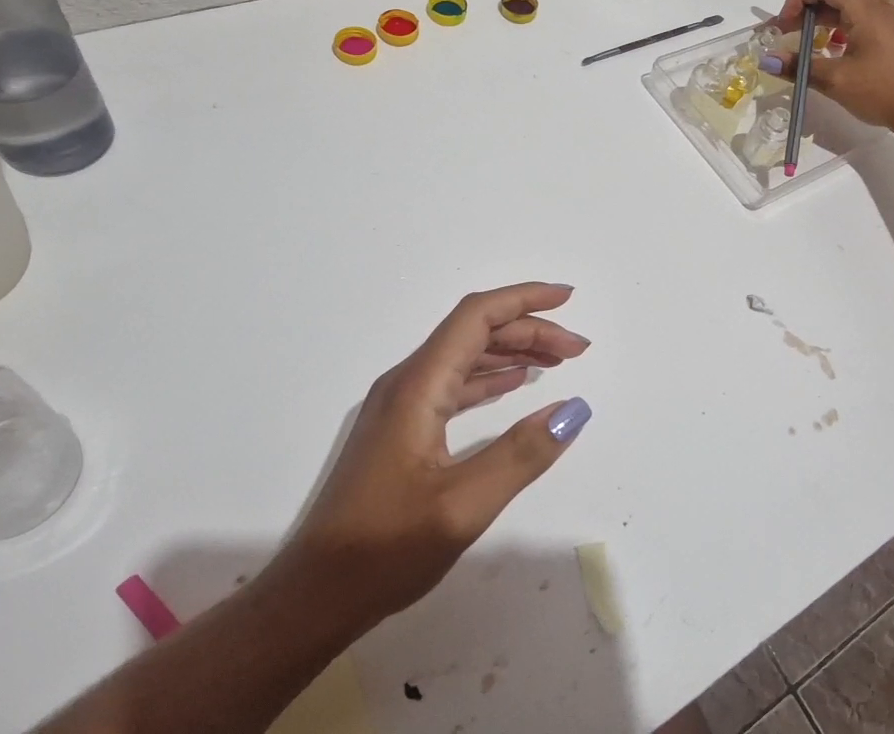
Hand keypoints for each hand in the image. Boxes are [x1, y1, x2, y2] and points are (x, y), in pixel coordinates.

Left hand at [281, 282, 592, 635]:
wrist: (316, 593)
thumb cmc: (386, 549)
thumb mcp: (464, 506)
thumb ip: (522, 454)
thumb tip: (573, 409)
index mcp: (417, 388)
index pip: (475, 318)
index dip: (524, 300)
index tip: (569, 300)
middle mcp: (405, 385)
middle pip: (472, 333)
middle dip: (528, 331)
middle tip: (578, 350)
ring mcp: (399, 409)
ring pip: (463, 359)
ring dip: (511, 353)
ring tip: (558, 362)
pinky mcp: (400, 432)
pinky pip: (453, 386)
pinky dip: (490, 379)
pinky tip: (514, 387)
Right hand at [763, 0, 893, 134]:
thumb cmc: (881, 92)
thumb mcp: (835, 80)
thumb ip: (800, 66)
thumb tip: (766, 60)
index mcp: (866, 10)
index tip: (784, 24)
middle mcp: (878, 6)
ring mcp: (888, 19)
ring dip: (825, 2)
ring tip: (803, 14)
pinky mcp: (891, 34)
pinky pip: (862, 11)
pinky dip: (841, 14)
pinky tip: (832, 34)